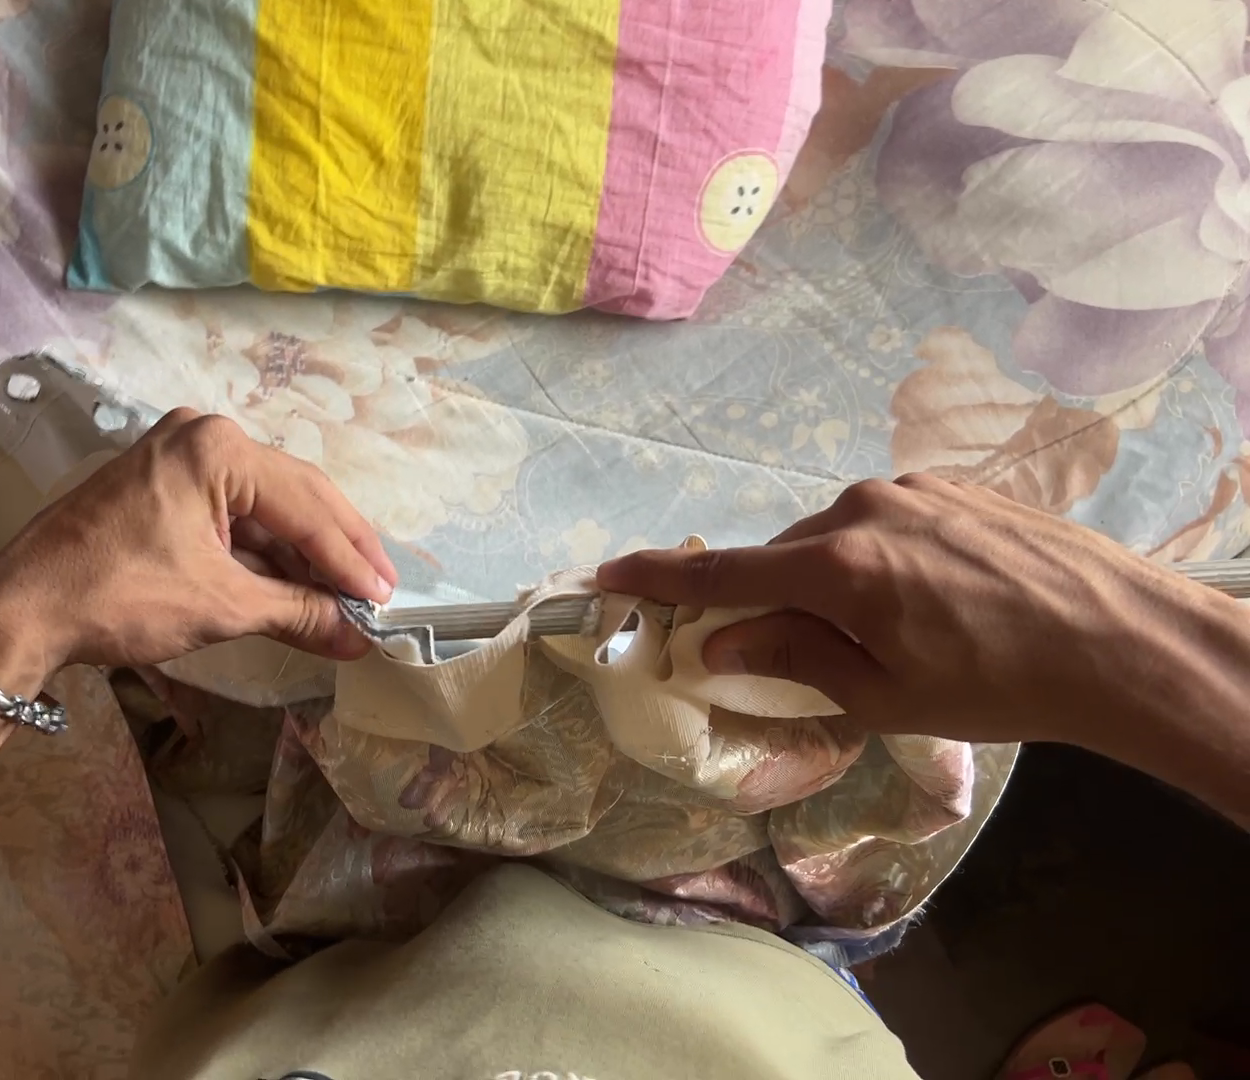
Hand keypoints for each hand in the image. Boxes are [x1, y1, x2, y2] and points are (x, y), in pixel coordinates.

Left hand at [0, 409, 396, 675]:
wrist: (21, 610)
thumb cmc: (120, 597)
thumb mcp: (221, 604)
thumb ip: (298, 612)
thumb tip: (357, 637)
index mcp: (218, 449)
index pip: (307, 506)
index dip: (350, 559)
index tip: (385, 600)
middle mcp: (202, 438)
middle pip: (293, 496)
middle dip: (336, 549)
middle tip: (378, 591)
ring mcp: (179, 458)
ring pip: (264, 507)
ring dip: (302, 554)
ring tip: (345, 594)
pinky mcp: (163, 485)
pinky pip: (232, 515)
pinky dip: (264, 552)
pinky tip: (295, 582)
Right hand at [594, 474, 1249, 748]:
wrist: (1146, 648)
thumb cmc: (1003, 687)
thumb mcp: (882, 695)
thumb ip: (788, 655)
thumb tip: (714, 642)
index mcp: (838, 569)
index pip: (722, 571)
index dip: (659, 574)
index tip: (610, 571)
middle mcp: (860, 512)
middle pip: (777, 556)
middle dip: (772, 595)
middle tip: (807, 642)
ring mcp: (907, 490)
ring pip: (826, 536)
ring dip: (826, 575)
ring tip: (888, 618)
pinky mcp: (948, 485)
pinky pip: (874, 518)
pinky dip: (870, 552)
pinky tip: (925, 586)